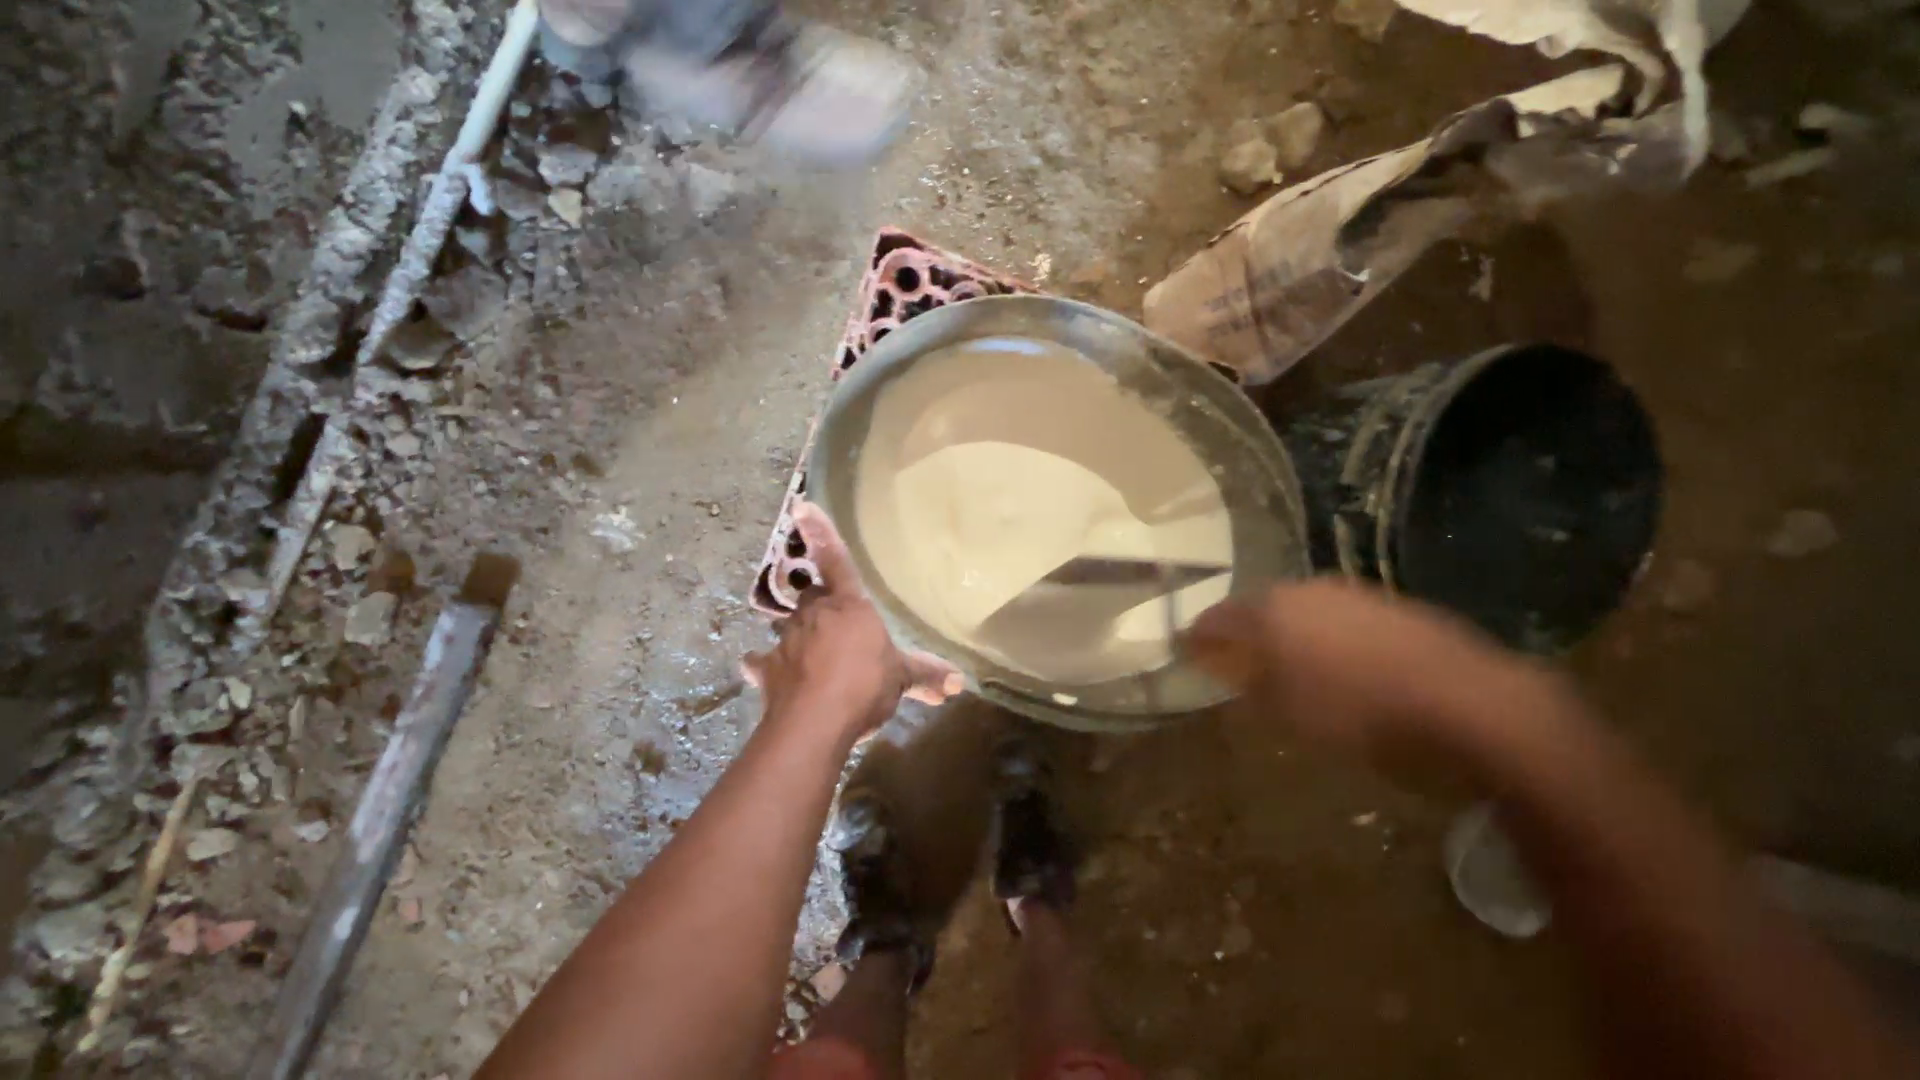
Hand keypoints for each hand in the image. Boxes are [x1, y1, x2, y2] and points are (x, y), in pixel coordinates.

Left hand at [742, 502, 963, 742]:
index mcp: (848, 606)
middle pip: (811, 597)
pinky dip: (765, 667)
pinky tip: (764, 673)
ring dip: (796, 635)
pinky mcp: (766, 671)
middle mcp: (813, 615)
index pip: (835, 560)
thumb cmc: (864, 686)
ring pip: (787, 627)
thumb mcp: (900, 679)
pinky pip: (762, 664)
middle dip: (819, 604)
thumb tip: (958, 683)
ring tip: (808, 653)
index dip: (820, 532)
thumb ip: (925, 676)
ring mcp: (785, 641)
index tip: (799, 506)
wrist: (815, 723)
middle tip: (833, 621)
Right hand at [1184, 578, 1554, 767]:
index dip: (1198, 638)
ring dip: (1288, 632)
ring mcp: (1352, 592)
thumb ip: (1251, 687)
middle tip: (1234, 658)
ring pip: (1303, 610)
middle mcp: (1306, 590)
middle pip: (1259, 607)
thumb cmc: (1360, 714)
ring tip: (1287, 663)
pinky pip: (1340, 618)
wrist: (1466, 702)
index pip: (1216, 619)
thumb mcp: (1289, 715)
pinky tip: (1340, 664)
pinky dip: (1326, 637)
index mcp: (1270, 611)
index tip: (1185, 651)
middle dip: (1243, 632)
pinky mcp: (1392, 605)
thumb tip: (1231, 670)